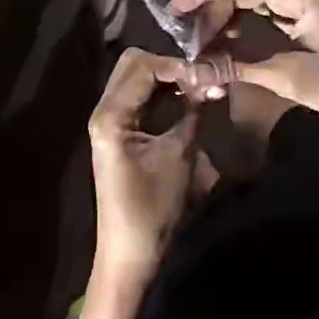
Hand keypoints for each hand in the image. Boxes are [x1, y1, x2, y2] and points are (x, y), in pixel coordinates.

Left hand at [89, 49, 202, 272]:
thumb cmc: (154, 208)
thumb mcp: (180, 155)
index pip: (144, 68)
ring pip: (134, 77)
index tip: (208, 74)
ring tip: (197, 85)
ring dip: (165, 77)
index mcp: (111, 115)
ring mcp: (107, 119)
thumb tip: (215, 80)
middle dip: (168, 65)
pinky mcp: (116, 130)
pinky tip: (183, 97)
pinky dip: (159, 91)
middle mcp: (103, 110)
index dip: (178, 66)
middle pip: (133, 64)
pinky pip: (136, 95)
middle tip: (200, 77)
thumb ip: (195, 112)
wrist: (130, 254)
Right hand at [169, 0, 318, 140]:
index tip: (172, 14)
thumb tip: (194, 69)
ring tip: (201, 48)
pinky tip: (227, 46)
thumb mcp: (297, 80)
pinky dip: (242, 25)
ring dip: (223, 18)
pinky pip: (265, 9)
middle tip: (188, 45)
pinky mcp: (308, 12)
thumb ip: (243, 67)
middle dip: (209, 9)